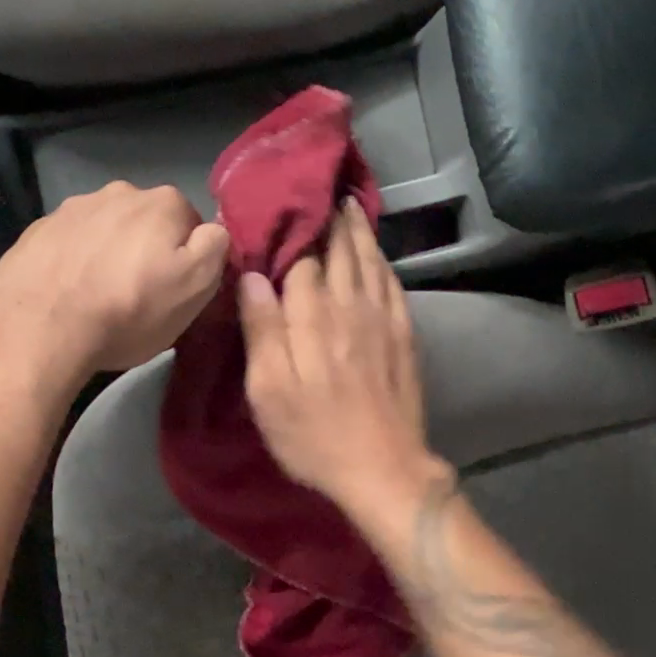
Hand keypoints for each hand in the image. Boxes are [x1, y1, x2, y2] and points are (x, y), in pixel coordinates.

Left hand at [0, 181, 228, 385]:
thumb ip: (216, 248)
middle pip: (146, 223)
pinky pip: (69, 244)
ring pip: (106, 230)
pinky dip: (74, 263)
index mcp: (162, 202)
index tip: (176, 289)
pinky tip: (69, 295)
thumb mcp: (195, 288)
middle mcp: (117, 192)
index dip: (187, 258)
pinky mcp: (36, 232)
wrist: (39, 331)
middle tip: (139, 296)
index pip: (192, 224)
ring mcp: (71, 209)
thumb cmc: (129, 311)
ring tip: (100, 297)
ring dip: (109, 254)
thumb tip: (215, 231)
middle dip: (147, 251)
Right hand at [239, 200, 446, 510]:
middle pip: (340, 250)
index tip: (283, 205)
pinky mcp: (404, 336)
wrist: (384, 468)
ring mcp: (382, 319)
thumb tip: (252, 275)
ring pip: (370, 261)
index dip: (293, 230)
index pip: (302, 258)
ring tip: (350, 205)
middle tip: (322, 188)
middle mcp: (350, 306)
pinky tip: (378, 256)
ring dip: (359, 231)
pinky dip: (383, 262)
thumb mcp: (268, 391)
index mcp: (312, 317)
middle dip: (330, 219)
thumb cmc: (314, 435)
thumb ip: (262, 329)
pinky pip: (393, 285)